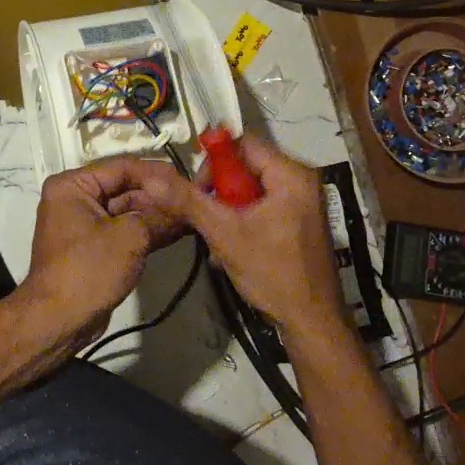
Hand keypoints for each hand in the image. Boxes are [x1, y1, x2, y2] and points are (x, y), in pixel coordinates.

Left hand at [16, 157, 188, 348]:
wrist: (60, 321)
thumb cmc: (89, 269)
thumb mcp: (129, 237)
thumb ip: (160, 216)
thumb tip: (188, 206)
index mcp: (72, 186)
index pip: (122, 167)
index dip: (158, 173)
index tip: (189, 179)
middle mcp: (76, 199)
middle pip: (126, 188)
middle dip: (161, 196)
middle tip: (197, 198)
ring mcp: (86, 224)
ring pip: (129, 211)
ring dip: (160, 214)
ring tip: (195, 213)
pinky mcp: (96, 247)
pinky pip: (126, 230)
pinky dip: (150, 231)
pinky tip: (181, 230)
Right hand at [144, 135, 343, 335]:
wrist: (312, 321)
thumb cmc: (272, 273)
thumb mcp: (225, 234)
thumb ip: (189, 202)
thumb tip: (153, 178)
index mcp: (292, 174)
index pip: (243, 144)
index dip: (214, 162)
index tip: (198, 192)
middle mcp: (302, 179)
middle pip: (247, 165)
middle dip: (220, 190)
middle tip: (206, 218)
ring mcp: (304, 201)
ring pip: (252, 188)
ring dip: (229, 209)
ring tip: (218, 236)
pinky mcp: (301, 219)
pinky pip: (264, 204)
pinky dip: (244, 218)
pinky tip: (233, 245)